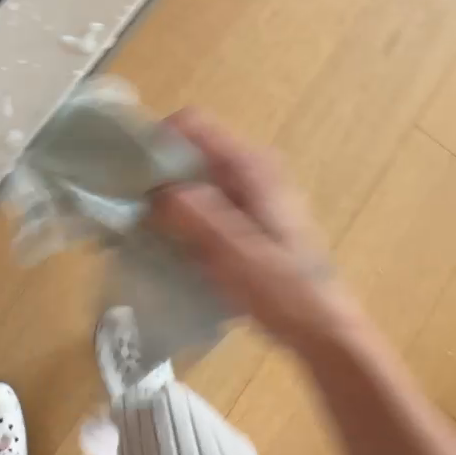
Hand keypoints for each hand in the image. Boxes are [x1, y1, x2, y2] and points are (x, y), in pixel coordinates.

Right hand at [149, 109, 353, 353]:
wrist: (325, 331)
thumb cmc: (284, 290)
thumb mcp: (231, 252)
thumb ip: (191, 214)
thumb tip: (152, 189)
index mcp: (251, 165)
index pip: (192, 124)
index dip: (157, 140)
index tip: (130, 173)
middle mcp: (252, 168)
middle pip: (192, 150)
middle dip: (159, 173)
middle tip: (131, 206)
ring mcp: (253, 192)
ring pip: (195, 177)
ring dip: (168, 197)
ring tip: (144, 228)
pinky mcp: (249, 216)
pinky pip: (205, 200)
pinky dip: (184, 215)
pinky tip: (171, 244)